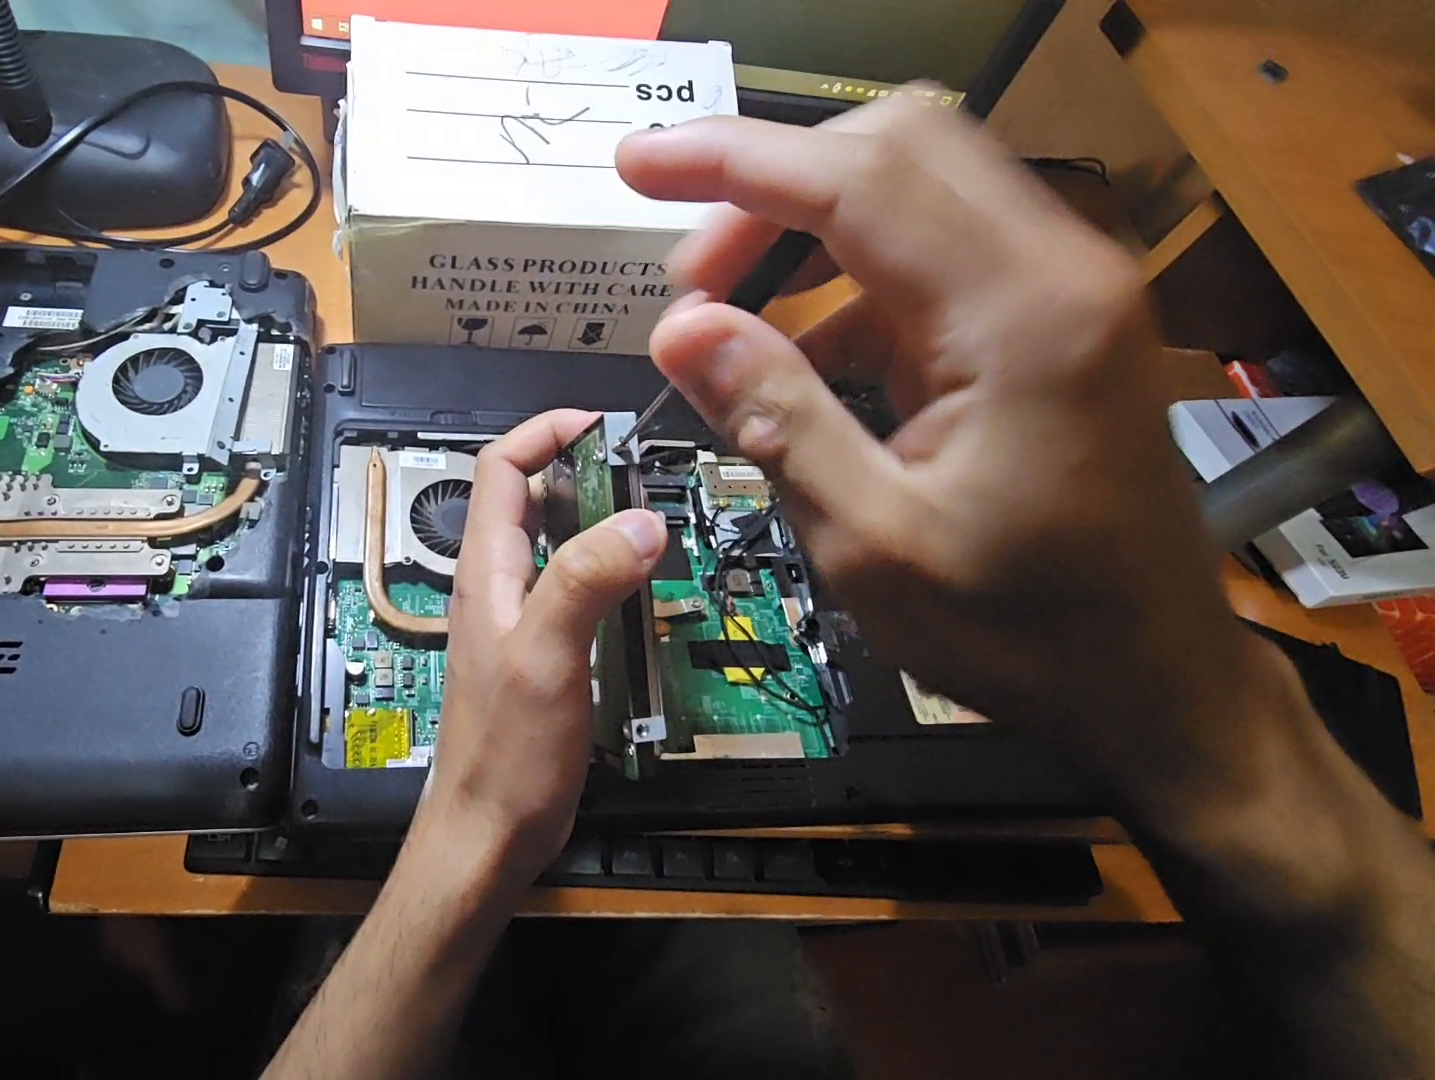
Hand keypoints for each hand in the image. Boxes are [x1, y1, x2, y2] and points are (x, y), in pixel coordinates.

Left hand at [416, 410, 666, 885]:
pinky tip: (641, 587)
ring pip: (556, 544)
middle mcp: (498, 584)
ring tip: (652, 521)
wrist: (490, 828)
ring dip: (598, 522)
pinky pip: (573, 590)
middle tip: (644, 476)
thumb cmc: (507, 750)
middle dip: (582, 473)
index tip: (599, 425)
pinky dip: (606, 572)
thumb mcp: (546, 655)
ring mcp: (519, 617)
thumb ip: (585, 581)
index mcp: (486, 570)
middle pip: (531, 499)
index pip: (500, 469)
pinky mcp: (542, 650)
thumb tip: (640, 520)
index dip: (542, 433)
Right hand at [616, 96, 1256, 802]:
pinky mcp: (1038, 328)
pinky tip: (792, 365)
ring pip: (909, 197)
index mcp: (1017, 319)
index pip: (861, 180)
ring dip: (798, 240)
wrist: (1147, 684)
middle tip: (684, 280)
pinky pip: (920, 268)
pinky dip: (835, 294)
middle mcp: (1053, 273)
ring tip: (720, 322)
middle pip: (896, 151)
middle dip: (768, 191)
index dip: (735, 160)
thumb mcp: (868, 541)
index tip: (637, 165)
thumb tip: (679, 330)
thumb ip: (774, 419)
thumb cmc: (1013, 632)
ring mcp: (1054, 294)